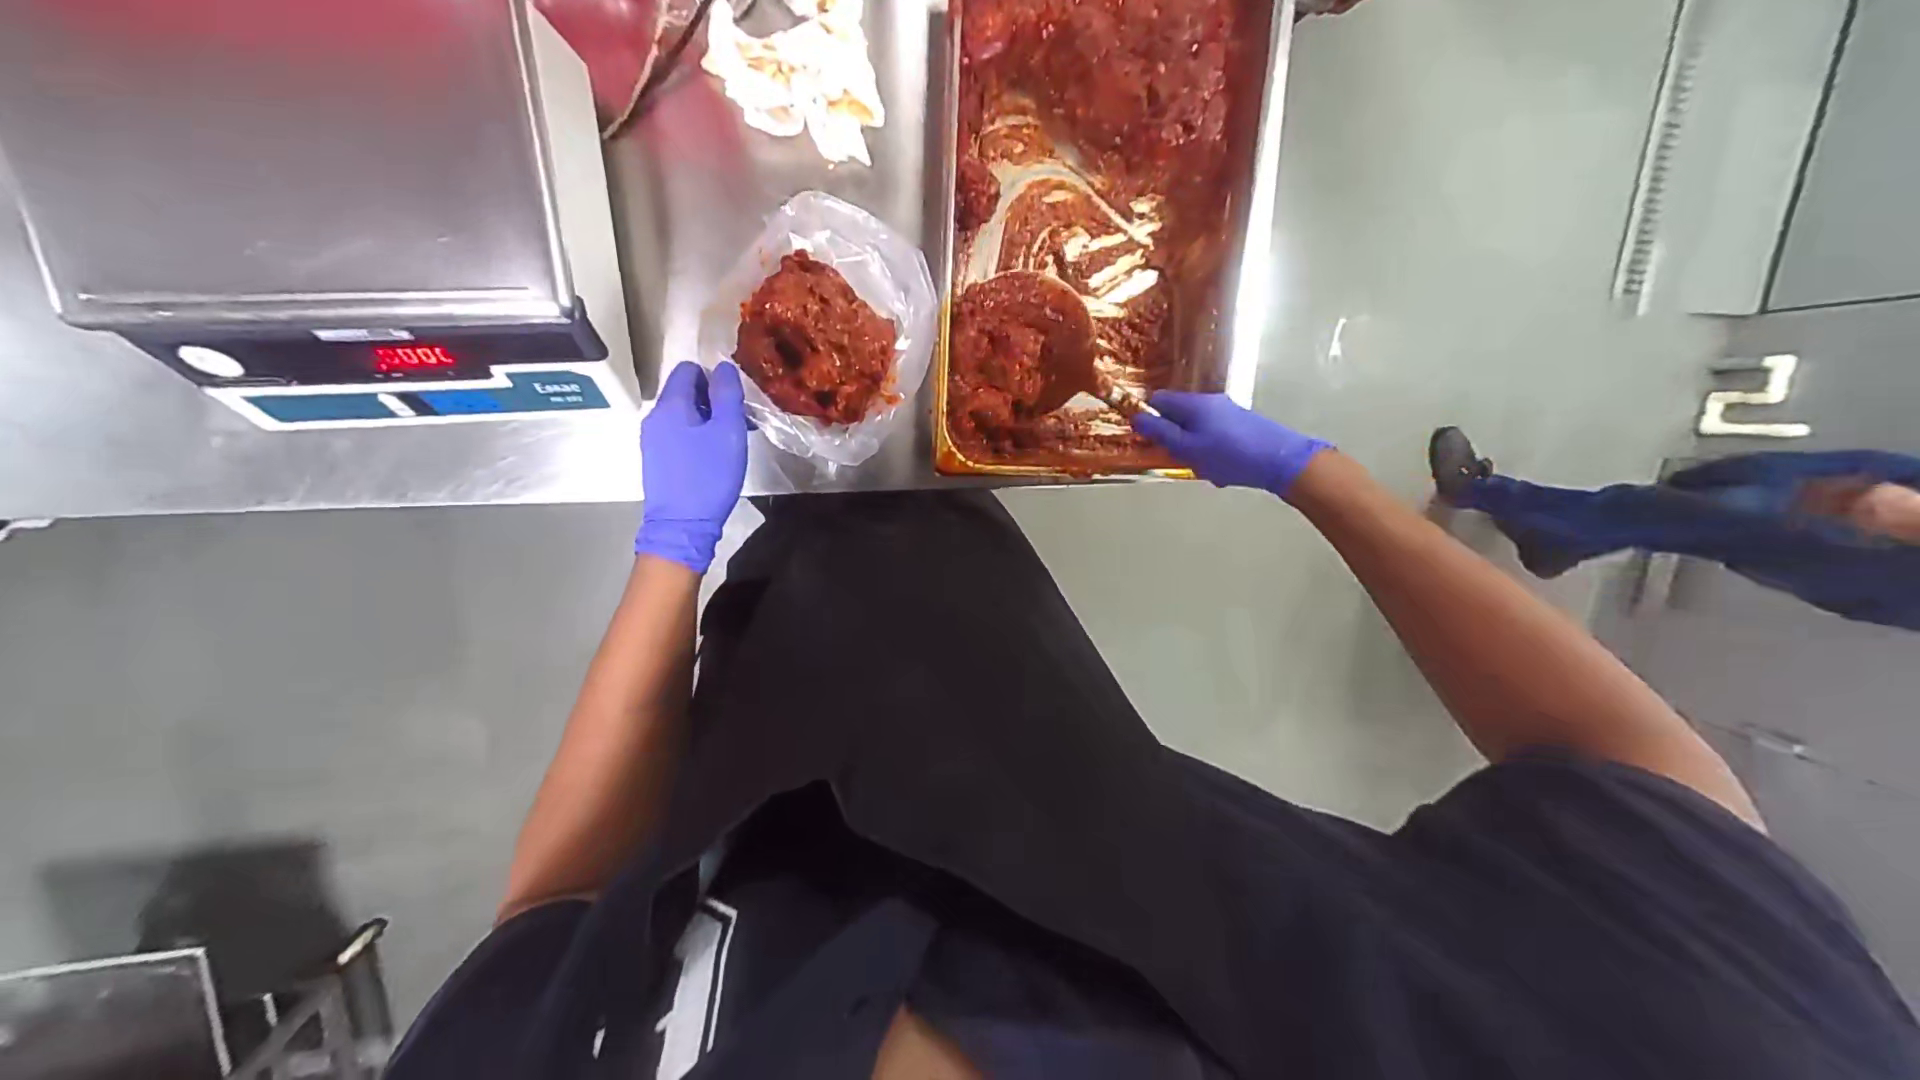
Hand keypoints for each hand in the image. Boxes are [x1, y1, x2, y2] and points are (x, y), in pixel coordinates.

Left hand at [635, 361, 748, 572]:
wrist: (682, 525)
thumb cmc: (709, 476)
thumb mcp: (728, 432)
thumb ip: (727, 395)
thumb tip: (723, 367)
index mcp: (670, 405)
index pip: (688, 369)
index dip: (714, 377)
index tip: (734, 400)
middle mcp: (654, 417)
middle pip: (684, 391)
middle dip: (712, 400)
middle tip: (738, 422)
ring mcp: (652, 440)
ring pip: (683, 415)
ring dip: (707, 420)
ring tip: (728, 442)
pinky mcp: (656, 459)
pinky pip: (677, 434)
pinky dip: (696, 436)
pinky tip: (712, 457)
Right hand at [1131, 392, 1330, 495]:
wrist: (1281, 460)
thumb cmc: (1229, 455)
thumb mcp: (1187, 447)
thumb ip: (1160, 432)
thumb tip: (1136, 417)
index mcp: (1193, 403)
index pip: (1158, 399)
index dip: (1148, 416)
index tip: (1147, 438)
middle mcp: (1210, 401)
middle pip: (1178, 414)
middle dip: (1173, 437)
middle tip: (1178, 458)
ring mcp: (1228, 412)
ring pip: (1196, 428)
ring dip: (1193, 447)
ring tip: (1202, 467)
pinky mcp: (1242, 424)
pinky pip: (1214, 435)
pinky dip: (1211, 451)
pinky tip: (1221, 469)